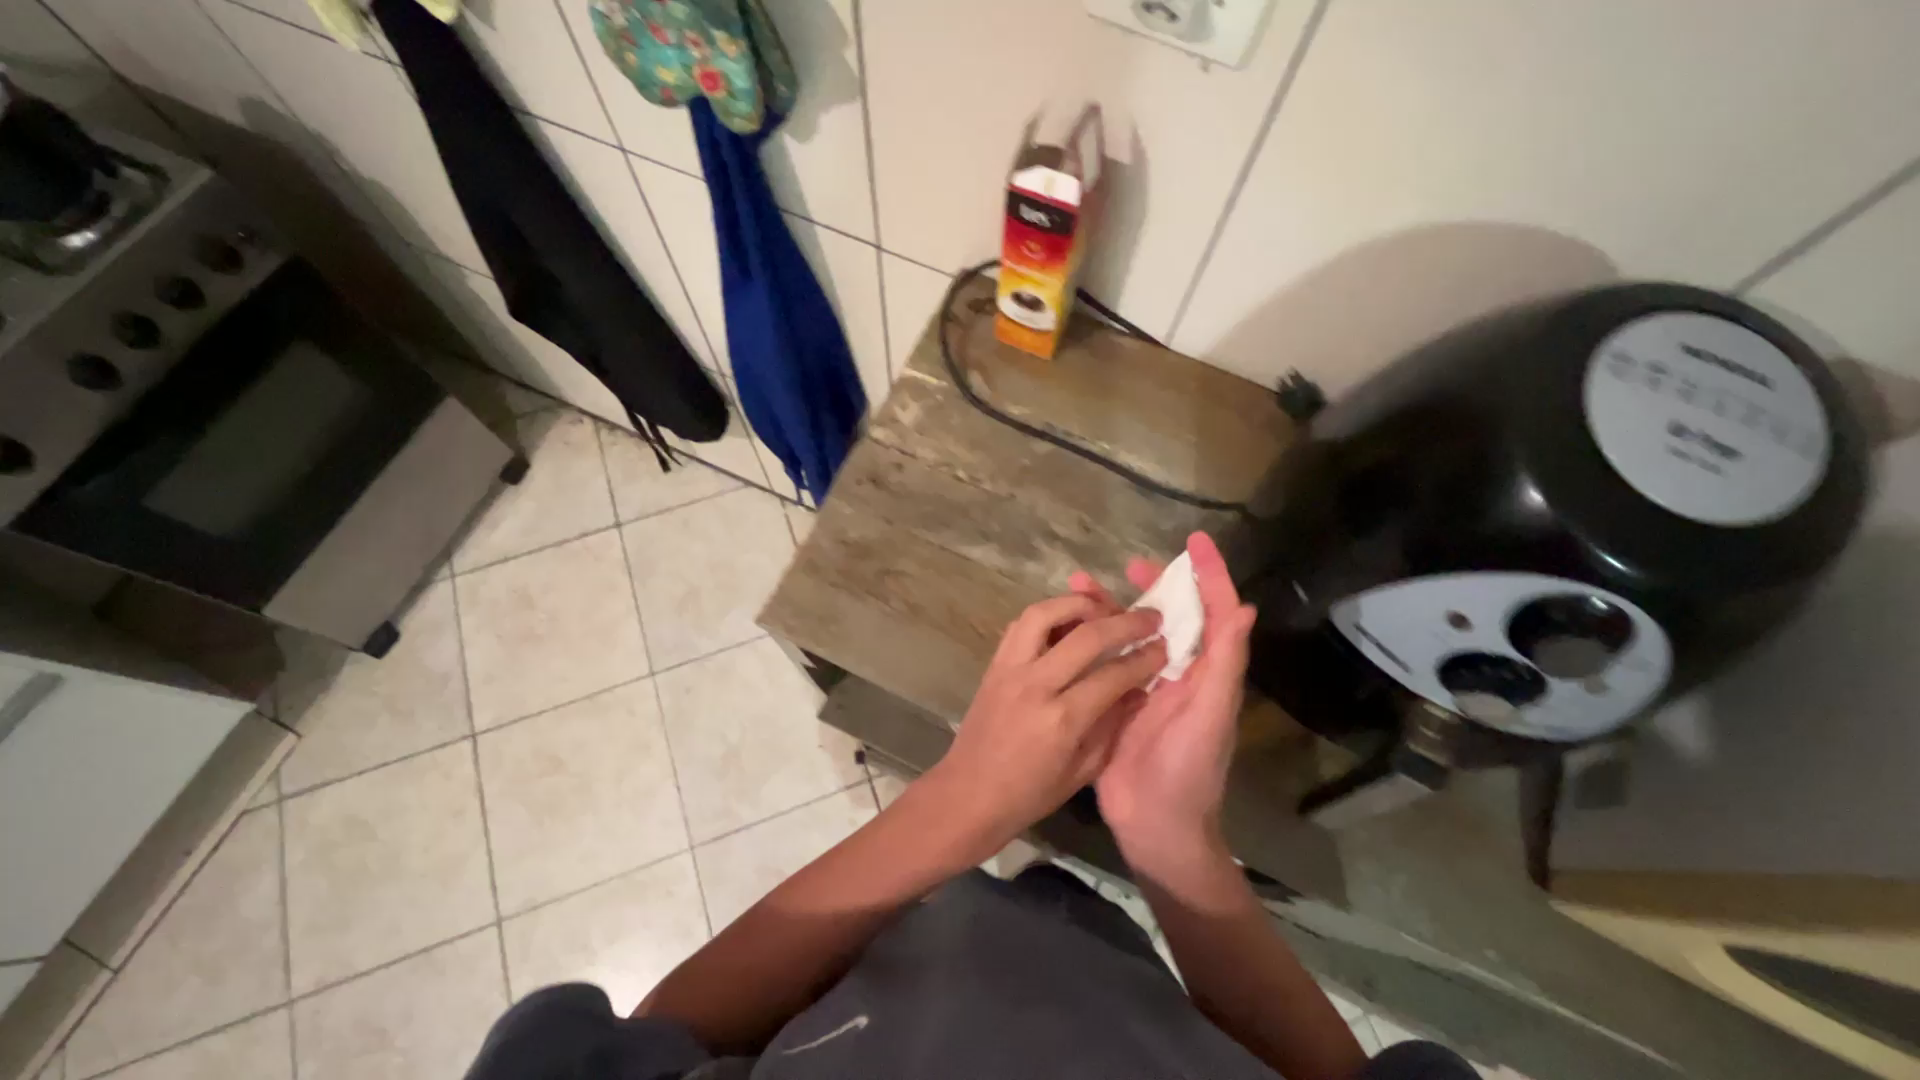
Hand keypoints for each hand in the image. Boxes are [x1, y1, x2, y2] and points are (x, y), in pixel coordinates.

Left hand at [919, 594, 1166, 857]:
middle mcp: (1036, 686)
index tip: (1164, 647)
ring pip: (1046, 614)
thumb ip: (1113, 725)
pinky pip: (1021, 624)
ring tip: (1105, 608)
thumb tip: (1140, 688)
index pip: (1114, 675)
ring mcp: (1010, 670)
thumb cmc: (1030, 793)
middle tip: (1150, 617)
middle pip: (1087, 635)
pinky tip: (1068, 621)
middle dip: (1126, 622)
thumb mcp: (1083, 770)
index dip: (1145, 658)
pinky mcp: (994, 664)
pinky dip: (1049, 614)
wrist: (969, 794)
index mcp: (1063, 720)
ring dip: (1081, 603)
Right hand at [1073, 532, 1256, 874]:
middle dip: (1156, 584)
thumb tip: (1245, 607)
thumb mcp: (1211, 715)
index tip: (1194, 541)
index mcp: (1207, 673)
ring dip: (1114, 608)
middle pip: (1172, 617)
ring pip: (1134, 636)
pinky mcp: (1116, 706)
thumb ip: (1225, 664)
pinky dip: (1092, 640)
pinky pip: (1106, 661)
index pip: (1216, 612)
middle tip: (1128, 562)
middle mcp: (1180, 674)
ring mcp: (1146, 690)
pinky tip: (1068, 630)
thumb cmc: (1189, 772)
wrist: (1155, 827)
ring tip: (1082, 585)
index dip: (1209, 574)